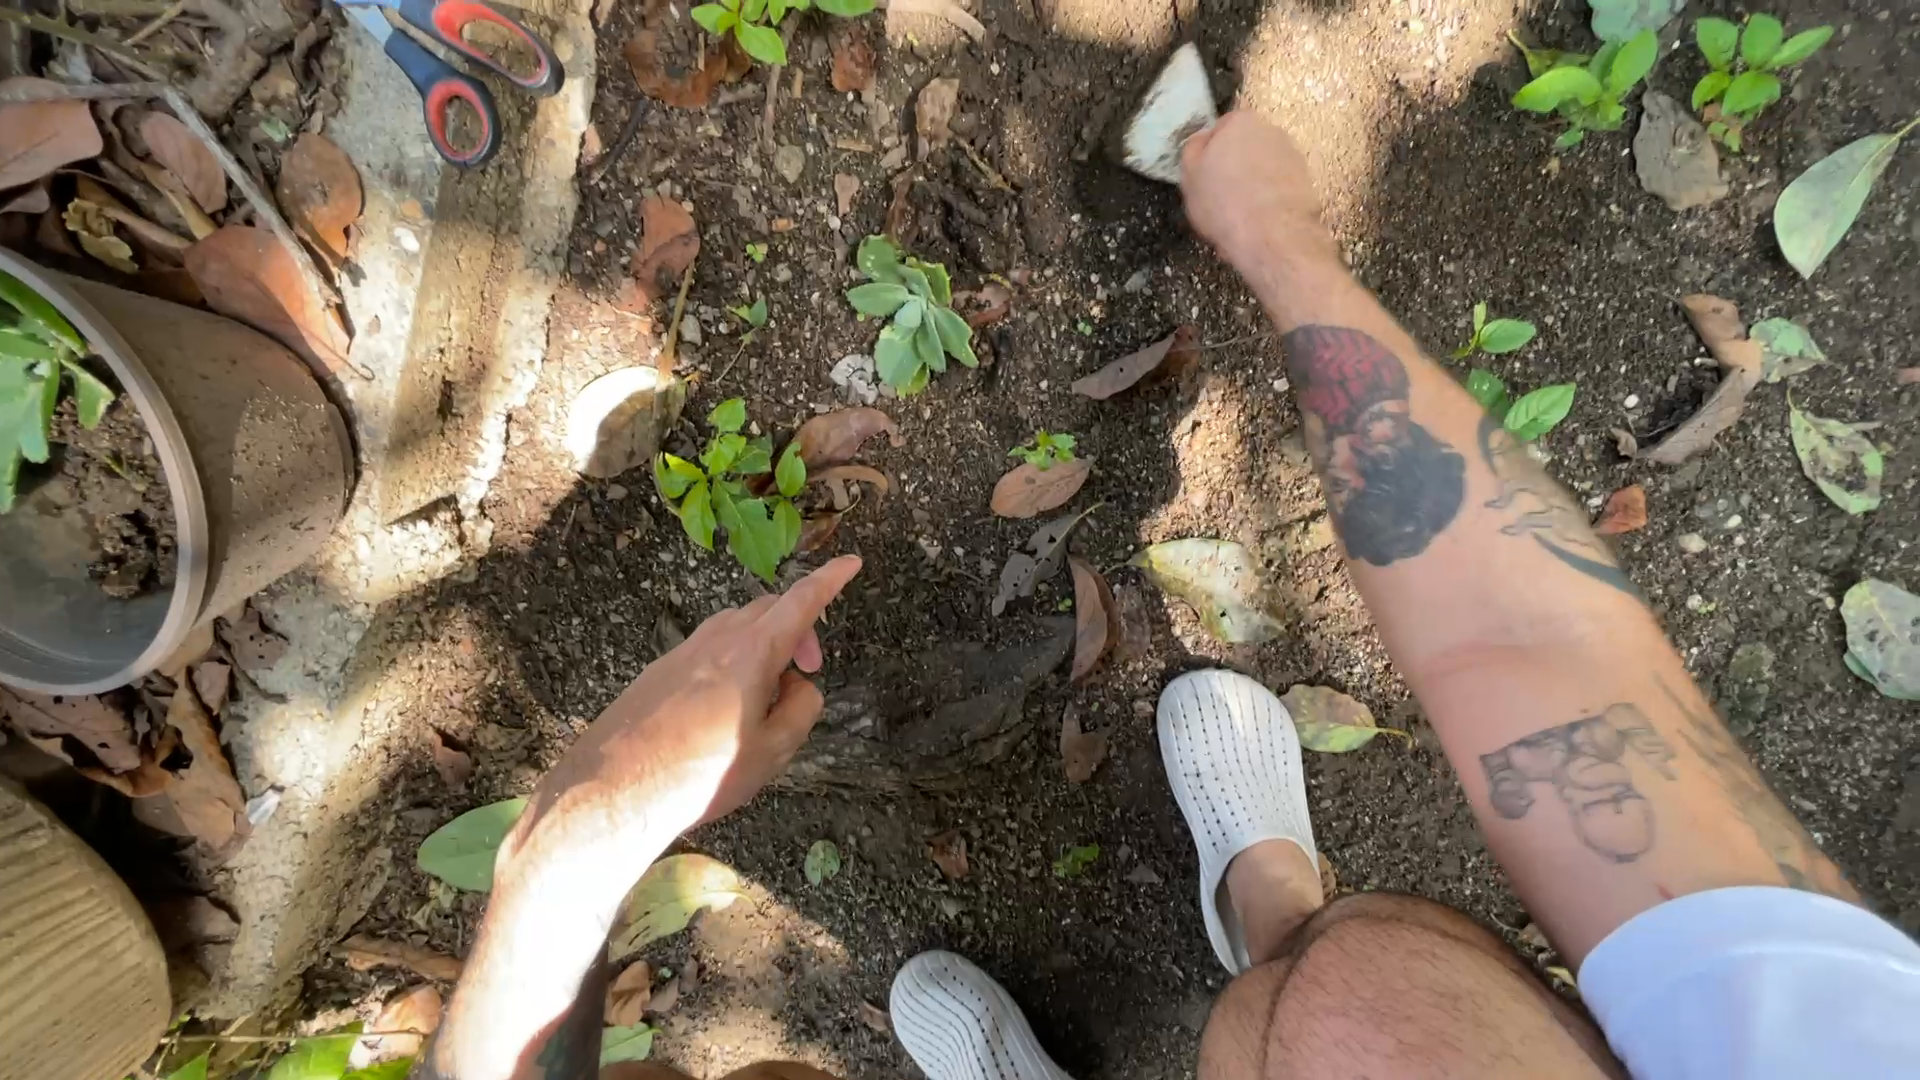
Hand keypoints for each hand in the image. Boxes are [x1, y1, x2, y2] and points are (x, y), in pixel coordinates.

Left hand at [506, 556, 863, 863]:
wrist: (613, 791)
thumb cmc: (704, 772)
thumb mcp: (774, 750)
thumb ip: (802, 707)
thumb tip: (797, 686)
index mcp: (753, 651)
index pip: (802, 601)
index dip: (832, 579)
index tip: (852, 562)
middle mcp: (718, 639)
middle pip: (770, 609)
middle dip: (800, 627)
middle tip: (810, 669)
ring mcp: (684, 651)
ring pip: (737, 626)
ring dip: (765, 643)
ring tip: (766, 693)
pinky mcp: (660, 669)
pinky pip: (709, 648)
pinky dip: (733, 660)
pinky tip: (723, 708)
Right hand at [1180, 111, 1330, 270]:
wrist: (1270, 233)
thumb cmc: (1224, 203)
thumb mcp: (1190, 177)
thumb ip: (1192, 152)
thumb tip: (1199, 143)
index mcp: (1239, 122)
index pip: (1219, 129)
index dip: (1208, 155)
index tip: (1203, 177)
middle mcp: (1270, 129)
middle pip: (1244, 147)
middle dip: (1233, 167)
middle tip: (1218, 197)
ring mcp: (1291, 153)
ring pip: (1262, 167)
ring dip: (1251, 184)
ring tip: (1238, 214)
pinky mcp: (1304, 178)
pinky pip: (1277, 186)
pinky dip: (1268, 199)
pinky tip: (1257, 220)